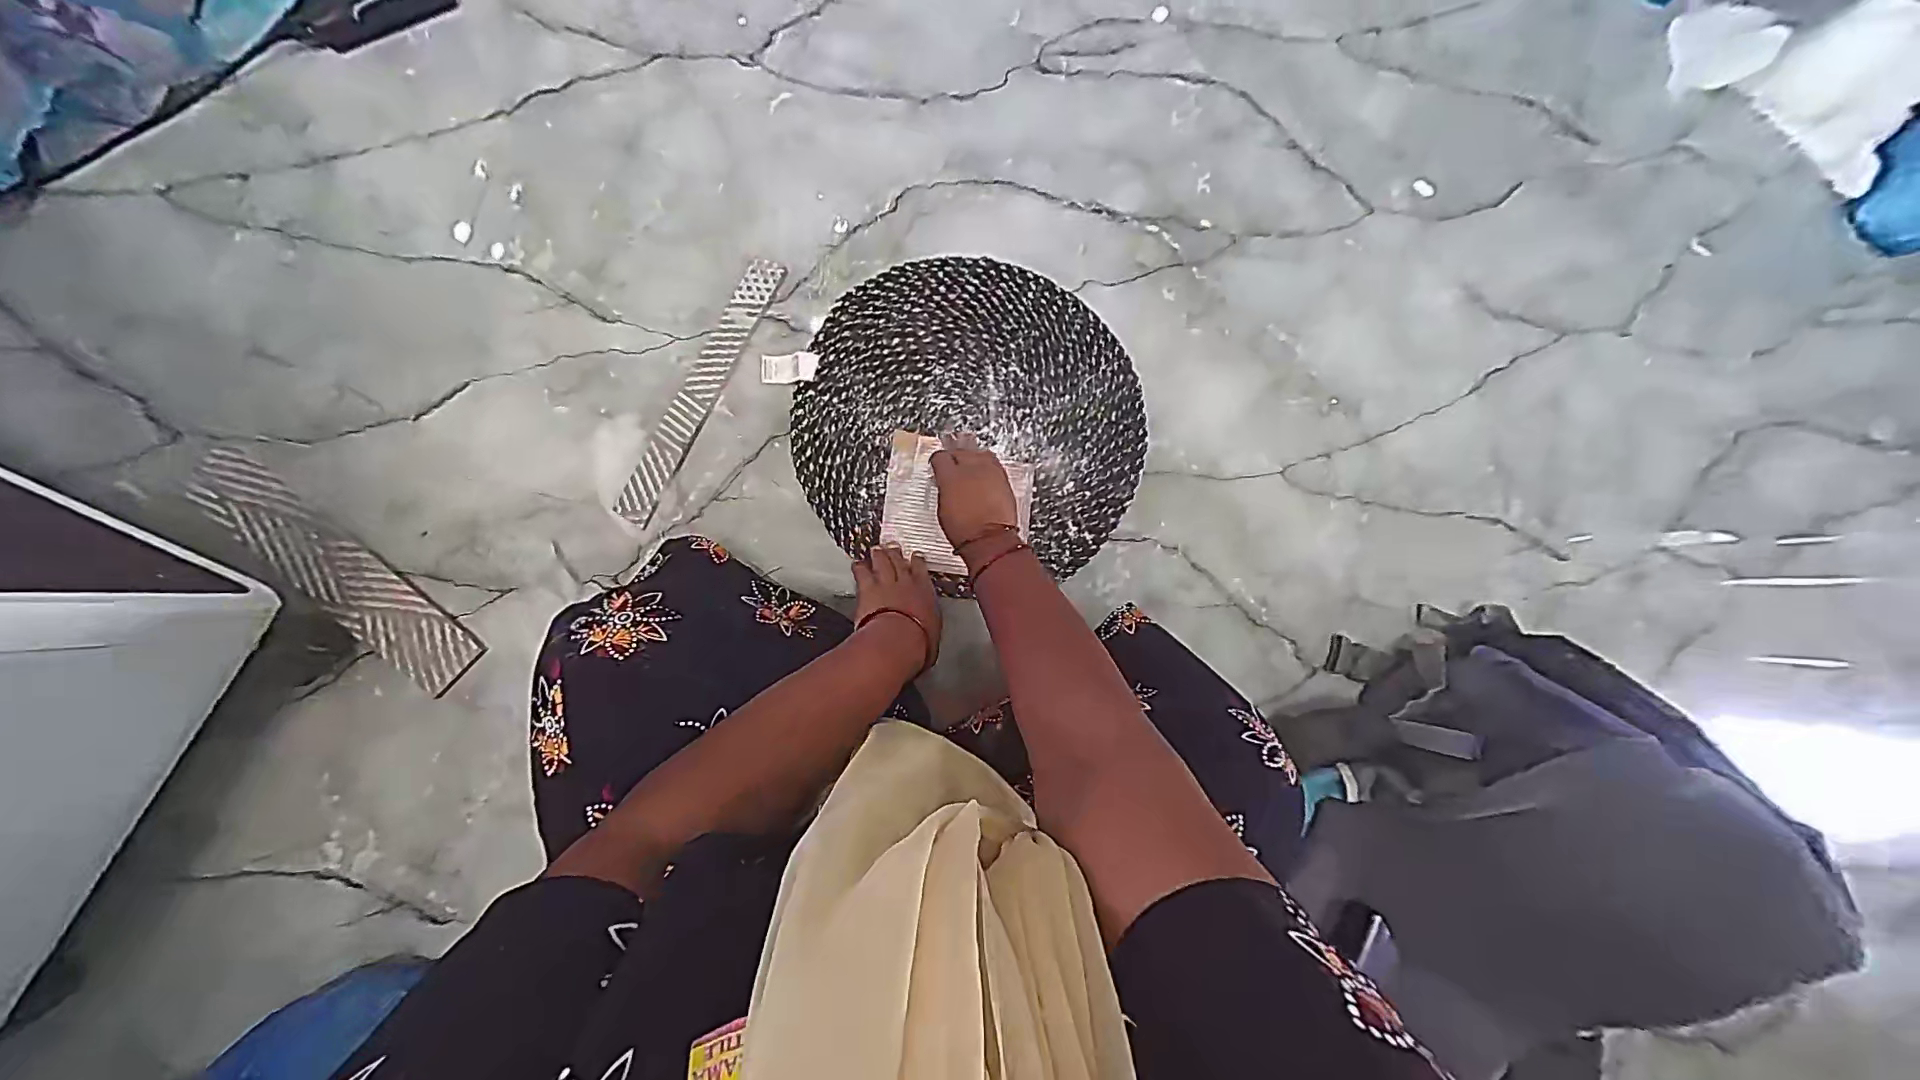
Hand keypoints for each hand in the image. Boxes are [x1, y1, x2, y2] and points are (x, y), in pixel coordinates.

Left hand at [851, 544, 941, 675]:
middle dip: (895, 553)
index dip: (917, 561)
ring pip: (882, 562)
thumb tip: (928, 634)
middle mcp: (906, 582)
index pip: (922, 571)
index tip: (915, 556)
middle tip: (892, 546)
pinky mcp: (868, 588)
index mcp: (925, 591)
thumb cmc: (918, 640)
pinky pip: (863, 572)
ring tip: (876, 549)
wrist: (899, 638)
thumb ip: (928, 625)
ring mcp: (885, 583)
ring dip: (879, 554)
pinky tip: (856, 564)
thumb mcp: (932, 633)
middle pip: (899, 562)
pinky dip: (860, 566)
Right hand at [929, 432, 1018, 549]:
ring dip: (973, 459)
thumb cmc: (965, 530)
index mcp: (950, 476)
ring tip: (970, 469)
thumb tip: (946, 483)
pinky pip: (993, 463)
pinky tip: (984, 476)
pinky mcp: (1003, 477)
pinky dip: (987, 467)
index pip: (940, 457)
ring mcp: (989, 471)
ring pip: (979, 453)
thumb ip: (944, 488)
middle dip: (955, 458)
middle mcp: (970, 468)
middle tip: (953, 468)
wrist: (990, 539)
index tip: (938, 465)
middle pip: (960, 451)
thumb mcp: (943, 508)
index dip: (938, 461)